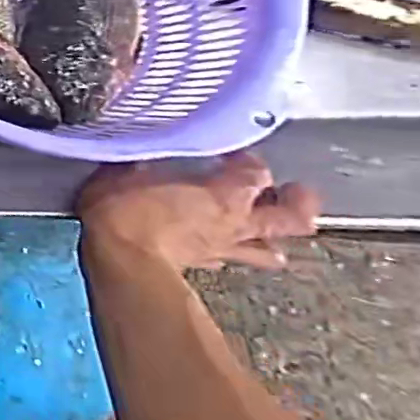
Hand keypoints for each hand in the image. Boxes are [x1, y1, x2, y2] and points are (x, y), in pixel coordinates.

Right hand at [77, 154, 320, 270]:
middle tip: (294, 191)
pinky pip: (228, 259)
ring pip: (270, 249)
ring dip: (271, 239)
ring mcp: (224, 247)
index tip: (233, 155)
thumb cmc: (123, 210)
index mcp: (223, 195)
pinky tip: (217, 249)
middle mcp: (237, 222)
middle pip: (291, 218)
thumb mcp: (121, 175)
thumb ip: (141, 166)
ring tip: (262, 230)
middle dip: (299, 204)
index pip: (255, 174)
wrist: (120, 256)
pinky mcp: (204, 265)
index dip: (248, 162)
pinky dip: (229, 252)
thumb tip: (141, 158)